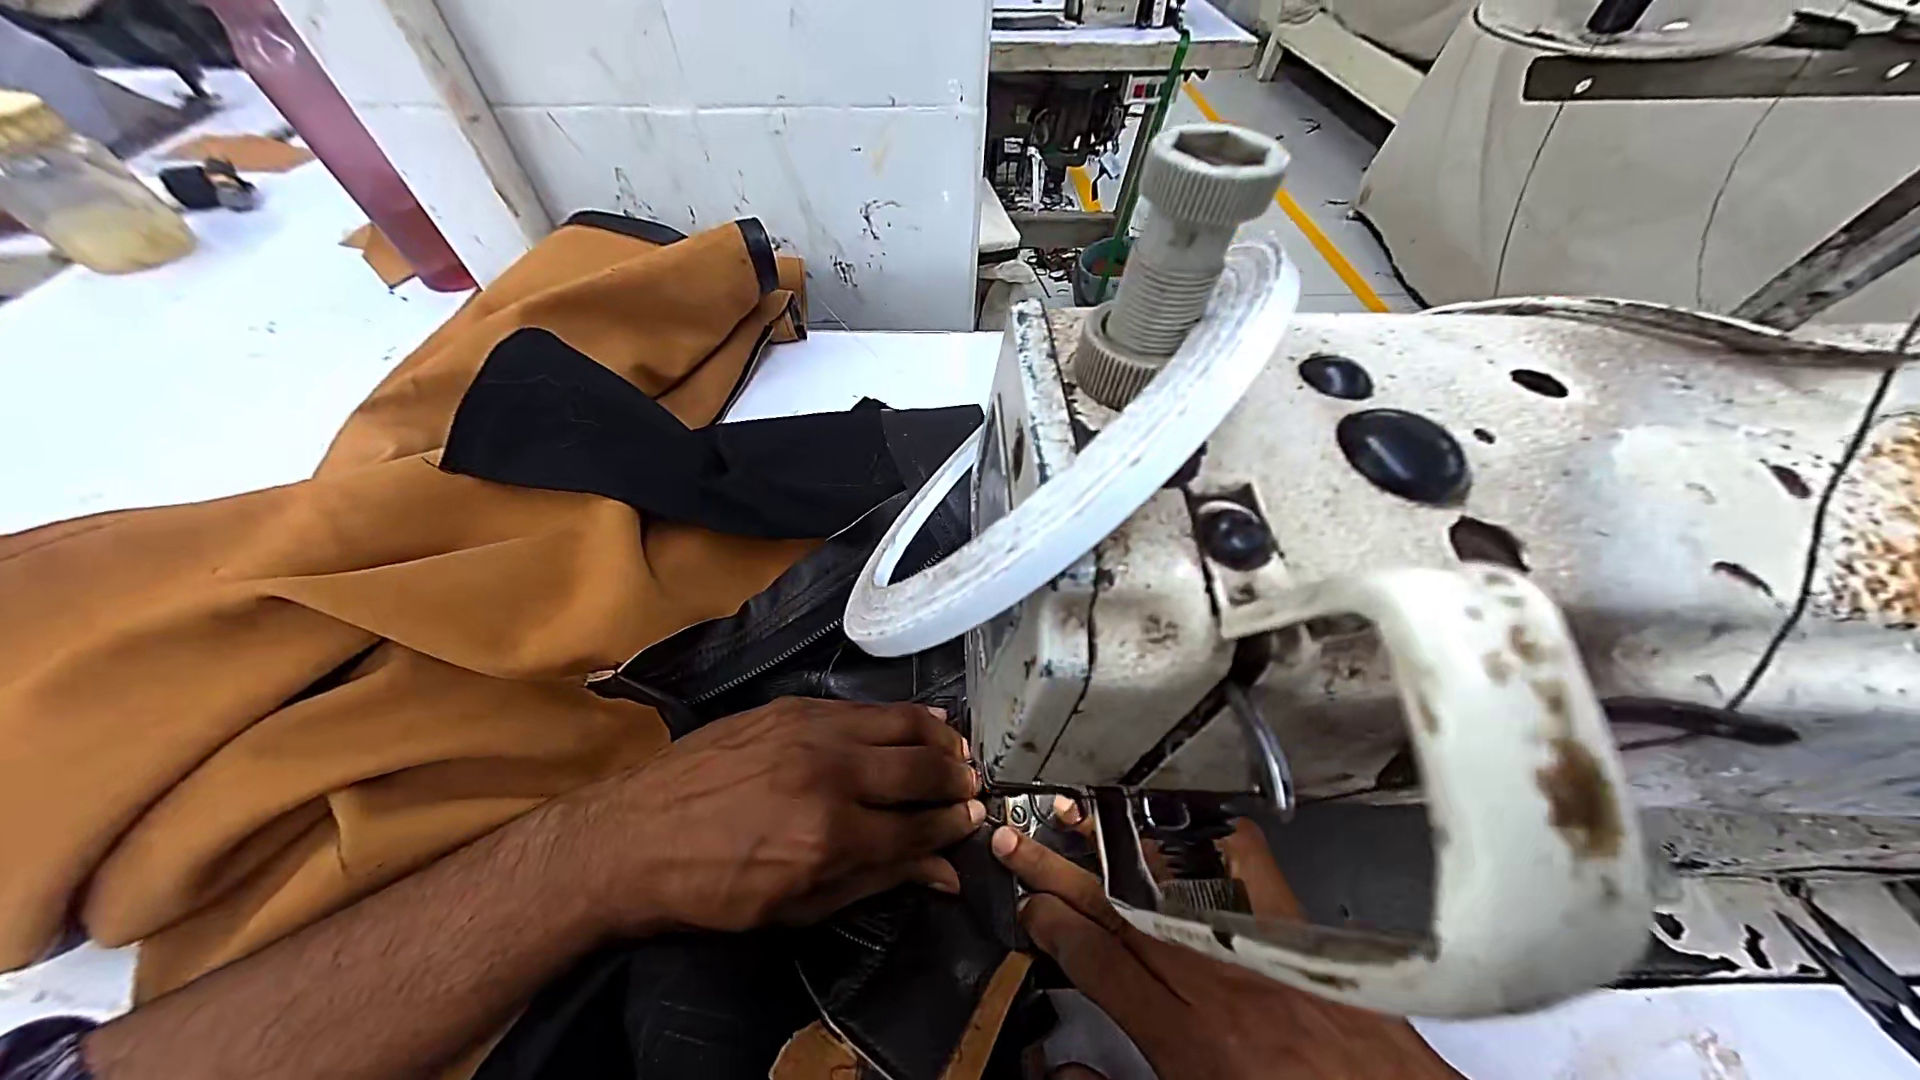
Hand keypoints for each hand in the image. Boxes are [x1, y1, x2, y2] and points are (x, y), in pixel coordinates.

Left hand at [562, 698, 983, 935]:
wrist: (632, 836)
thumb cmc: (712, 889)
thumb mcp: (795, 907)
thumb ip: (877, 881)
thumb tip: (944, 873)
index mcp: (829, 838)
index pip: (918, 828)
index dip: (953, 827)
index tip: (974, 821)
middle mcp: (830, 775)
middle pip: (920, 769)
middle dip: (957, 779)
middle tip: (973, 785)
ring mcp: (811, 731)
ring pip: (901, 725)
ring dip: (939, 739)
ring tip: (958, 749)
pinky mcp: (793, 707)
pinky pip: (865, 707)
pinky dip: (901, 716)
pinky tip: (920, 721)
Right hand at [991, 825, 1462, 1079]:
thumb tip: (1059, 1068)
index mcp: (1184, 1037)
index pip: (1092, 957)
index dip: (1050, 924)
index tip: (1028, 905)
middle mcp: (1211, 977)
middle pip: (1112, 907)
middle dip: (1053, 870)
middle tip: (1014, 841)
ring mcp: (1252, 942)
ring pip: (1162, 875)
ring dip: (1109, 841)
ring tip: (1072, 811)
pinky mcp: (1293, 925)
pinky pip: (1239, 859)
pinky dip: (1199, 831)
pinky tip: (1167, 812)